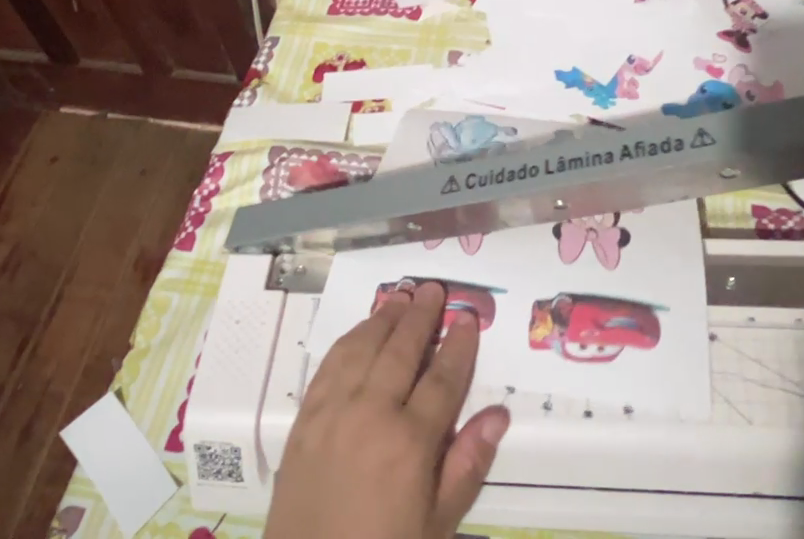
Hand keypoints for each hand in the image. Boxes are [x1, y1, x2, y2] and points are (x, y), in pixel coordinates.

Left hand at [263, 281, 509, 538]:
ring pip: (363, 349)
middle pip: (401, 351)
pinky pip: (330, 366)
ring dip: (384, 318)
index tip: (467, 319)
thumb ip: (467, 466)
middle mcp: (372, 415)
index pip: (442, 380)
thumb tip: (498, 414)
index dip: (458, 346)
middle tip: (434, 289)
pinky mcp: (305, 419)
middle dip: (421, 317)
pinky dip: (349, 340)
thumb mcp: (437, 524)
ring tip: (401, 296)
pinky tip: (360, 330)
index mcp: (410, 444)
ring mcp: (333, 413)